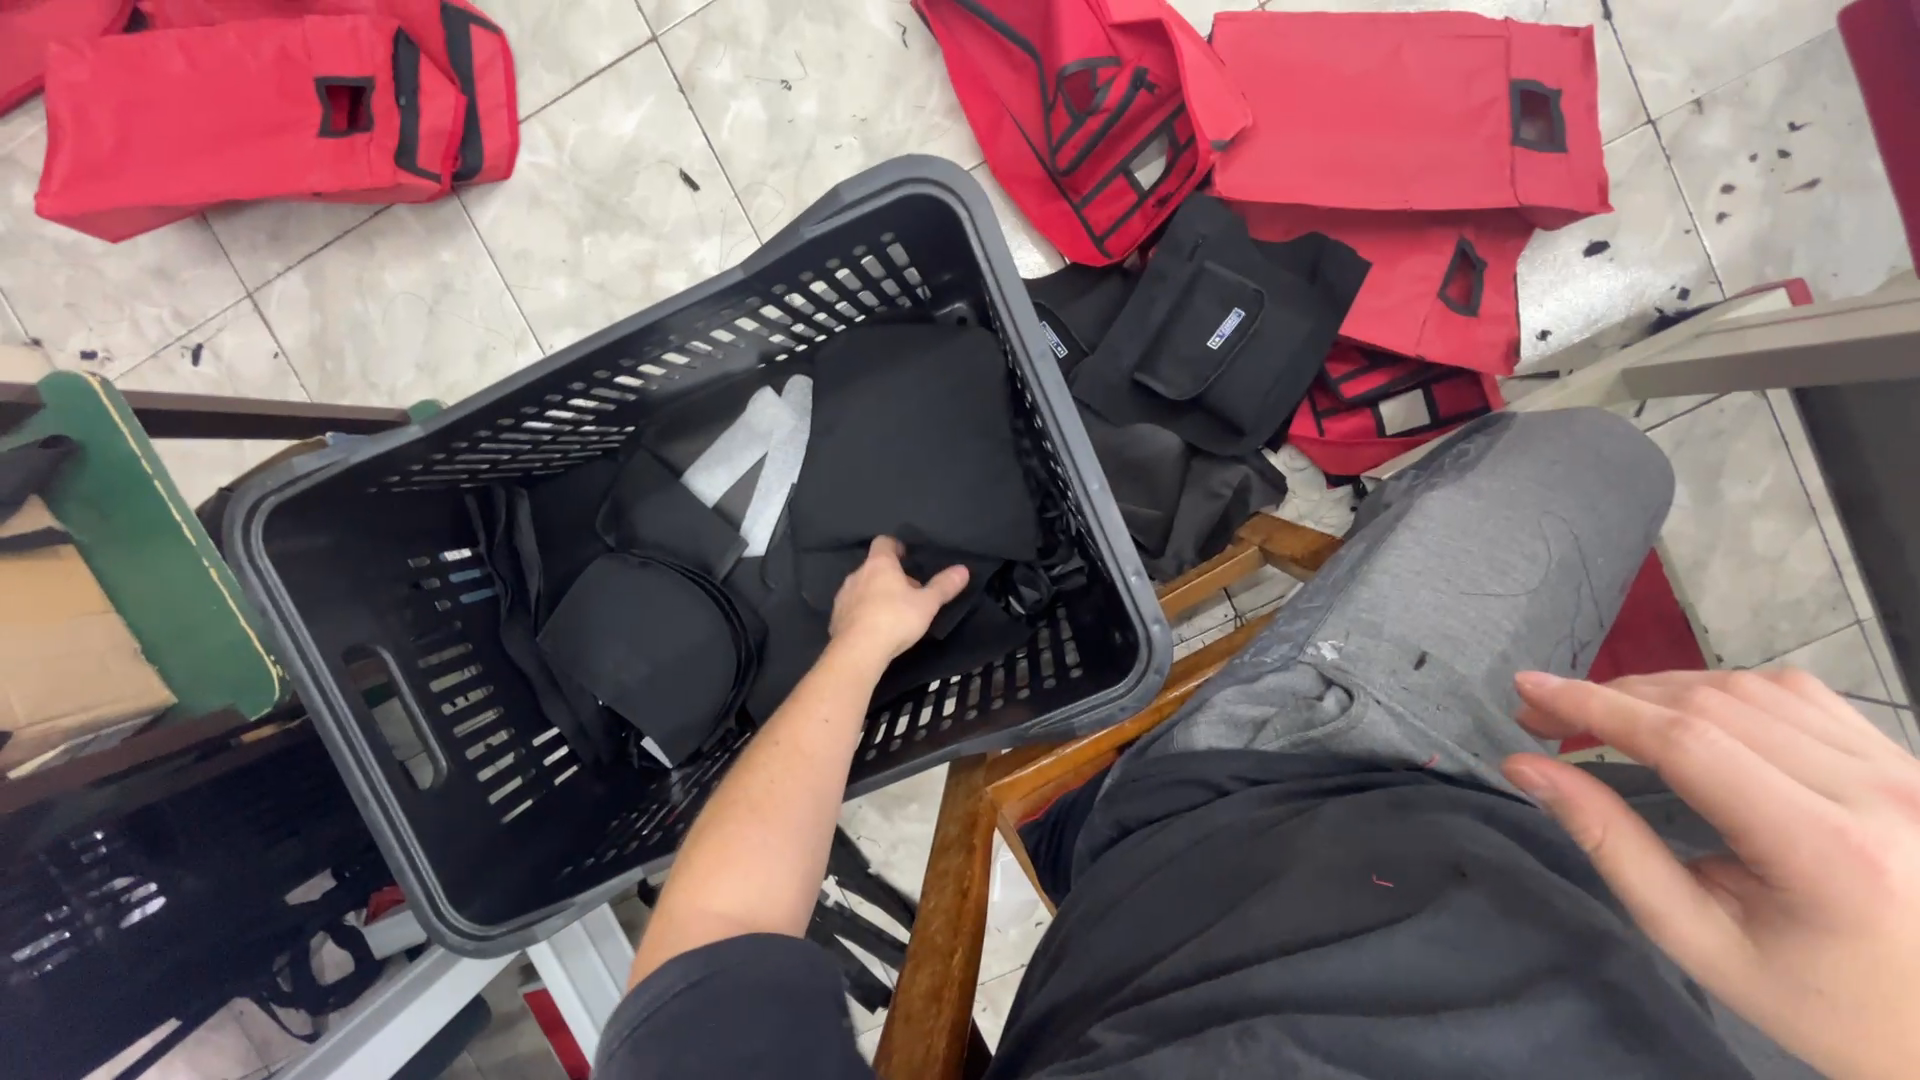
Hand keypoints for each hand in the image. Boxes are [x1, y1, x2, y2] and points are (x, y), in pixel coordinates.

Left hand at [828, 536, 969, 663]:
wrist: (858, 650)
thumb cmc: (895, 619)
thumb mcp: (927, 604)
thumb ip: (944, 586)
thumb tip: (963, 569)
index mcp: (879, 564)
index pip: (884, 542)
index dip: (895, 546)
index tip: (906, 555)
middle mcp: (857, 574)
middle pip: (874, 567)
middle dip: (890, 576)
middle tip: (908, 592)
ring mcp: (844, 596)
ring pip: (862, 587)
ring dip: (875, 593)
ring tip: (892, 611)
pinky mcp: (836, 617)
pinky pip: (852, 607)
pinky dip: (863, 611)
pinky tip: (874, 627)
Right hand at [1503, 669, 1919, 1079]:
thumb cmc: (1818, 1001)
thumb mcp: (1695, 936)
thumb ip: (1608, 842)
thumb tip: (1526, 767)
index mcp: (1829, 849)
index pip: (1686, 741)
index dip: (1594, 706)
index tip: (1526, 689)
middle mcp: (1881, 792)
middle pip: (1712, 704)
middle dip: (1611, 697)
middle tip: (1546, 717)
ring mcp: (1907, 769)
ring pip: (1750, 687)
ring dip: (1658, 690)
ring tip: (1607, 718)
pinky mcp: (1908, 760)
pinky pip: (1795, 694)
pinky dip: (1718, 691)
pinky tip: (1684, 715)